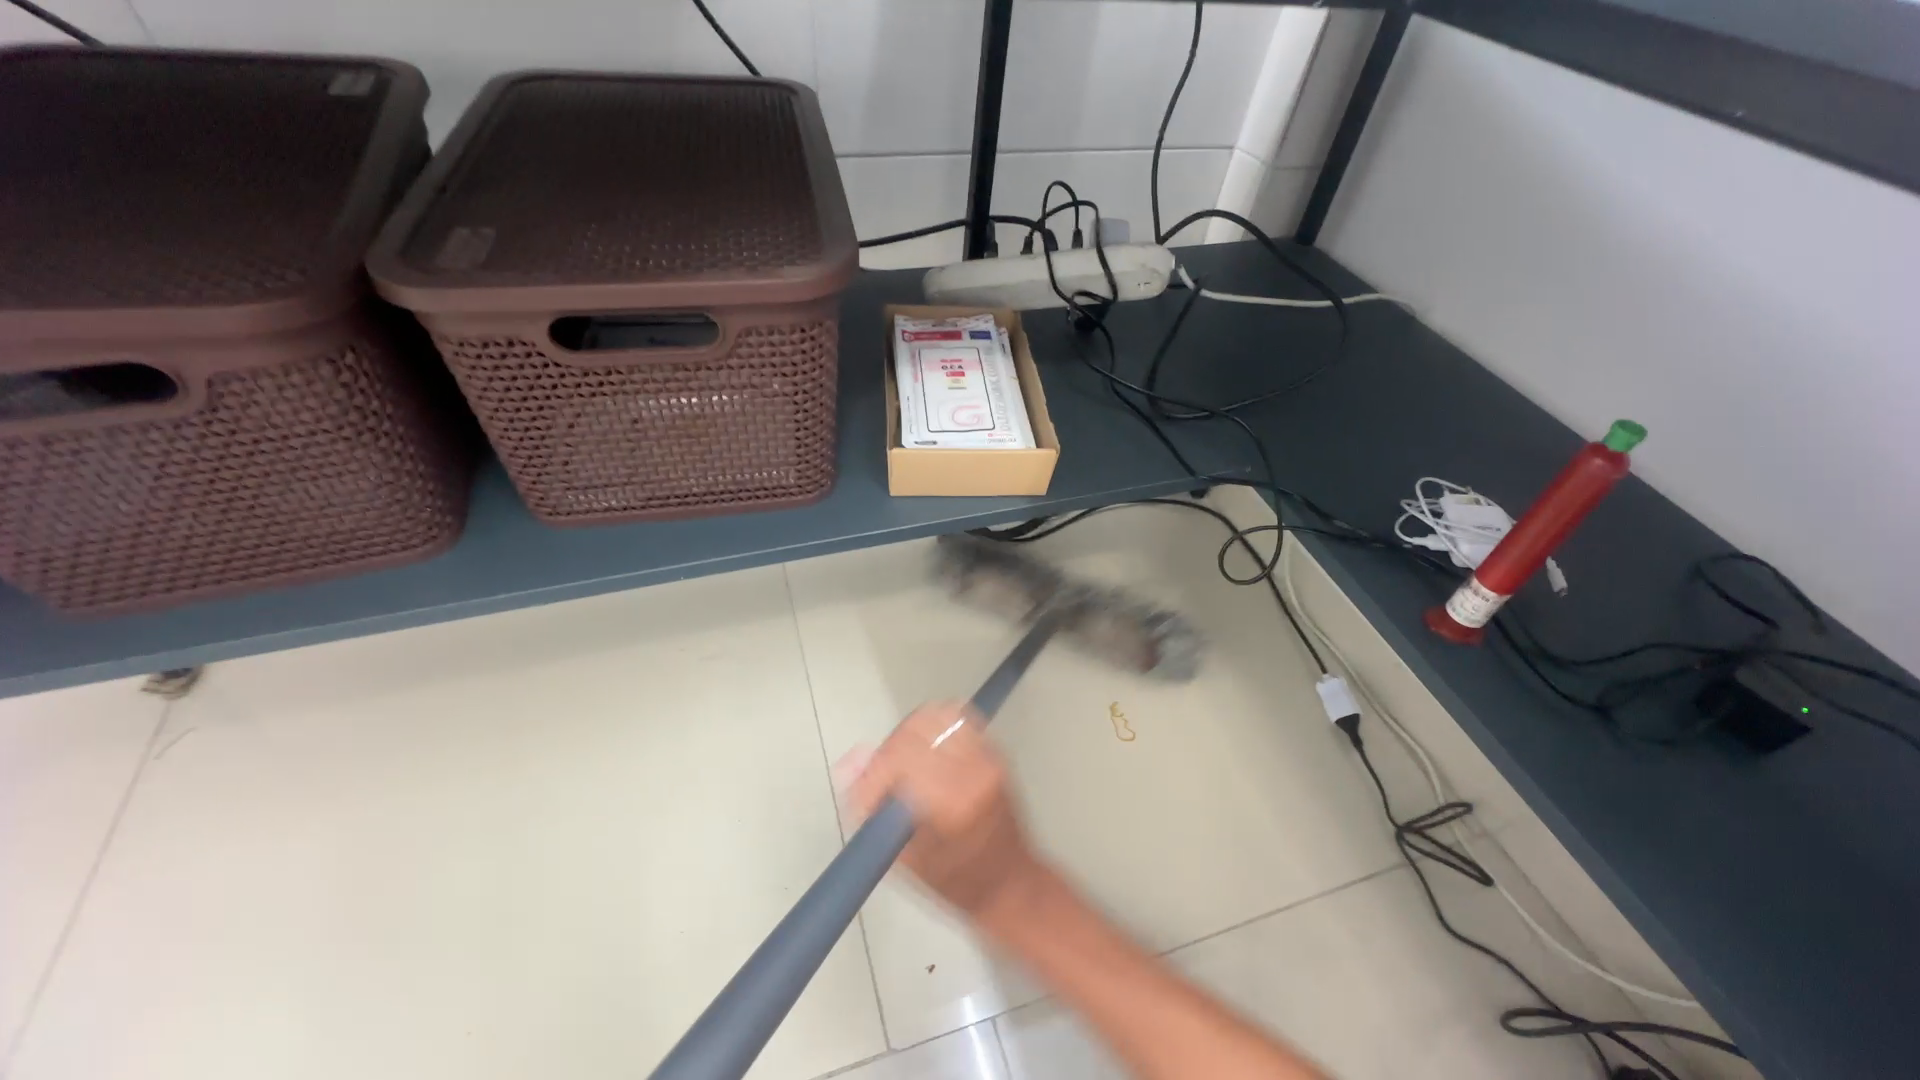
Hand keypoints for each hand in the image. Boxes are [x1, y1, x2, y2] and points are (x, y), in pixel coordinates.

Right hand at [838, 702, 1044, 918]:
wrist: (1011, 884)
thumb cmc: (957, 882)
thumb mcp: (906, 858)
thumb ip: (873, 809)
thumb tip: (849, 764)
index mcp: (952, 801)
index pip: (901, 753)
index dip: (875, 770)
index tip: (868, 793)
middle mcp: (973, 771)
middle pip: (917, 728)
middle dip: (890, 750)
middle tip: (884, 778)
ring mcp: (988, 758)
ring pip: (937, 716)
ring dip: (912, 736)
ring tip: (905, 765)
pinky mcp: (994, 754)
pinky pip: (959, 720)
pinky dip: (936, 729)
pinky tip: (928, 755)